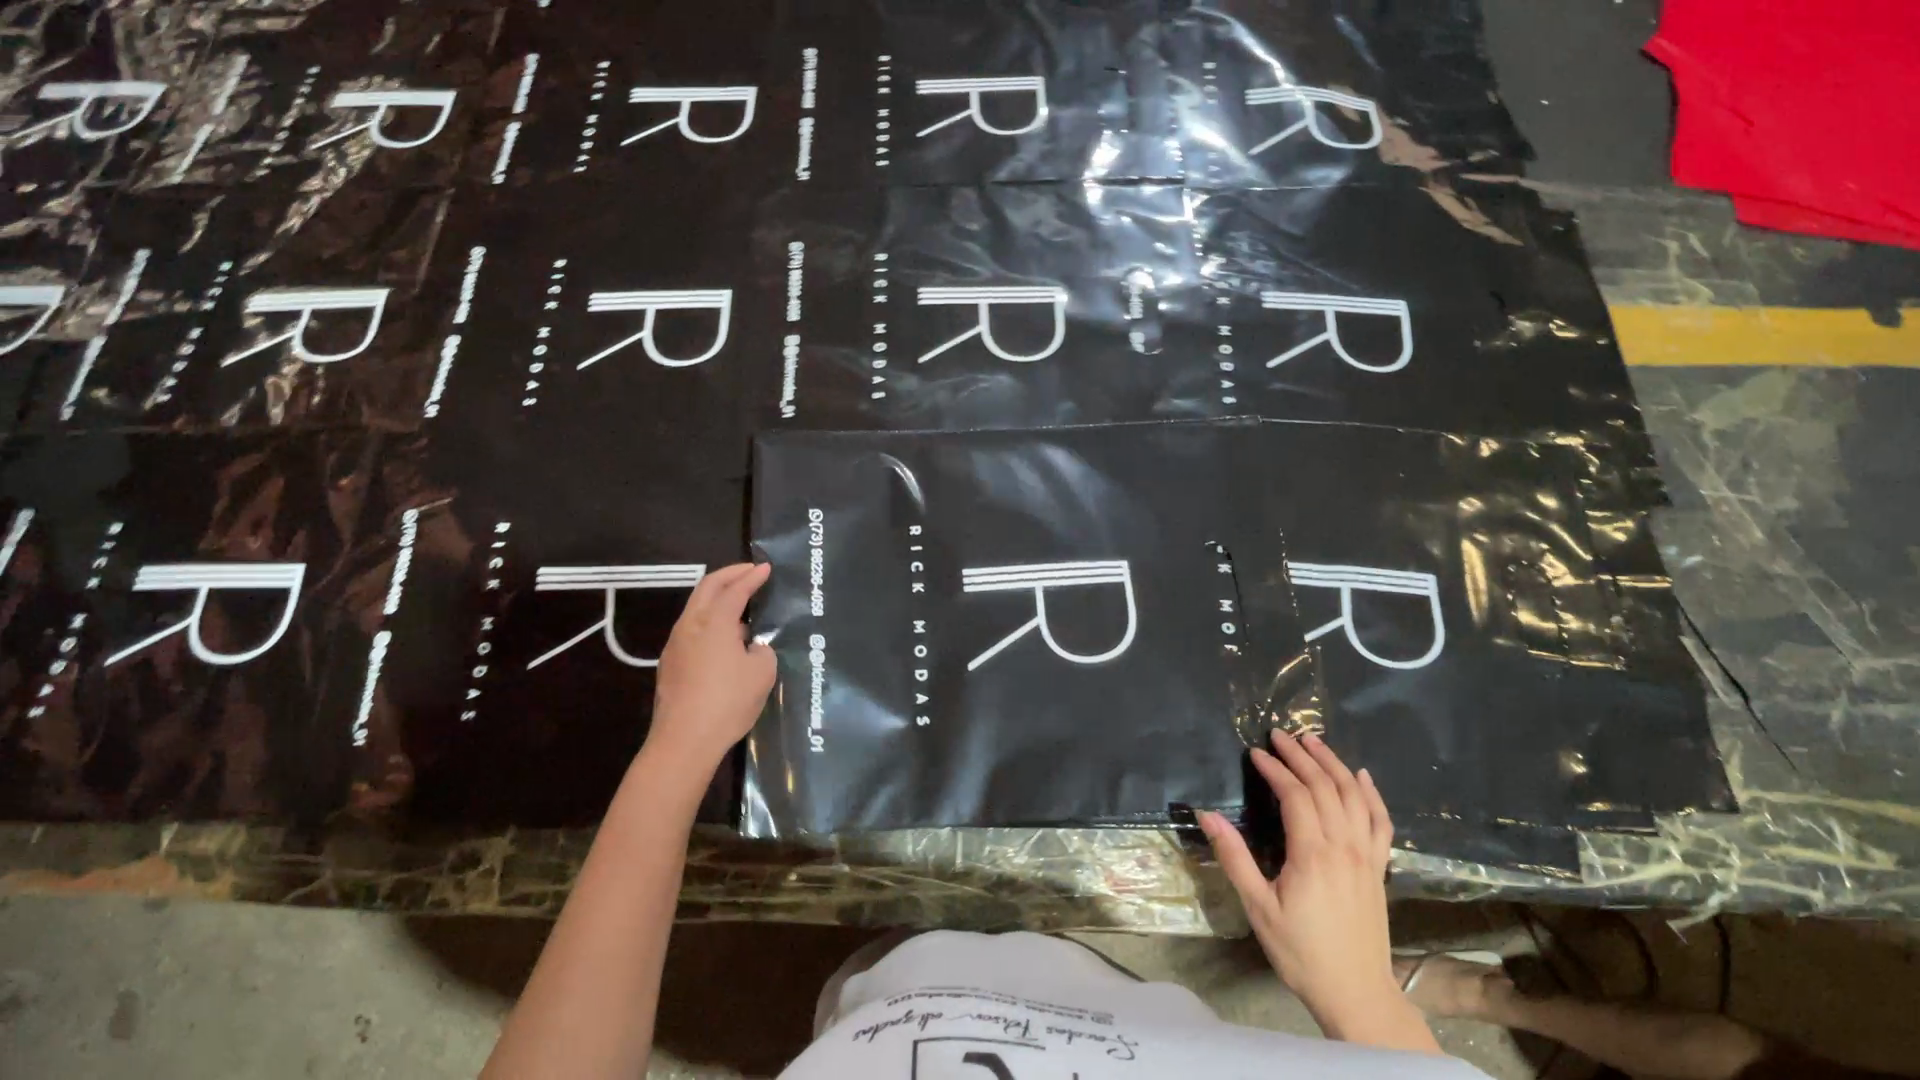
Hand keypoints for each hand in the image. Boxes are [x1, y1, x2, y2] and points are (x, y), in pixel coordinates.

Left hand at [645, 563, 775, 771]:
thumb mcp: (762, 673)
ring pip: (696, 608)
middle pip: (707, 588)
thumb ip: (761, 650)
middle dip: (729, 575)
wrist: (684, 739)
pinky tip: (725, 637)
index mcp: (714, 622)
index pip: (735, 589)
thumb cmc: (728, 702)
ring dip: (718, 598)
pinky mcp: (671, 663)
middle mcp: (690, 625)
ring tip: (741, 604)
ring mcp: (676, 644)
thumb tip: (751, 647)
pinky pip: (692, 629)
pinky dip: (710, 620)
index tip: (766, 568)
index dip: (752, 576)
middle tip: (749, 572)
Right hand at [1198, 731, 1437, 1053]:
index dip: (1276, 769)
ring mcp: (1368, 856)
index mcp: (1314, 854)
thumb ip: (1235, 858)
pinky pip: (1381, 822)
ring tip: (1314, 741)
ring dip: (1334, 764)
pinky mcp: (1379, 868)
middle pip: (1326, 787)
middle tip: (1280, 734)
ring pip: (1354, 796)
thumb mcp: (1258, 907)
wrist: (1355, 991)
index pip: (1296, 795)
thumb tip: (1208, 816)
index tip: (1255, 752)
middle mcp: (1345, 846)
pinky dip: (1372, 794)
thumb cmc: (1300, 951)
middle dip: (1302, 756)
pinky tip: (1361, 777)